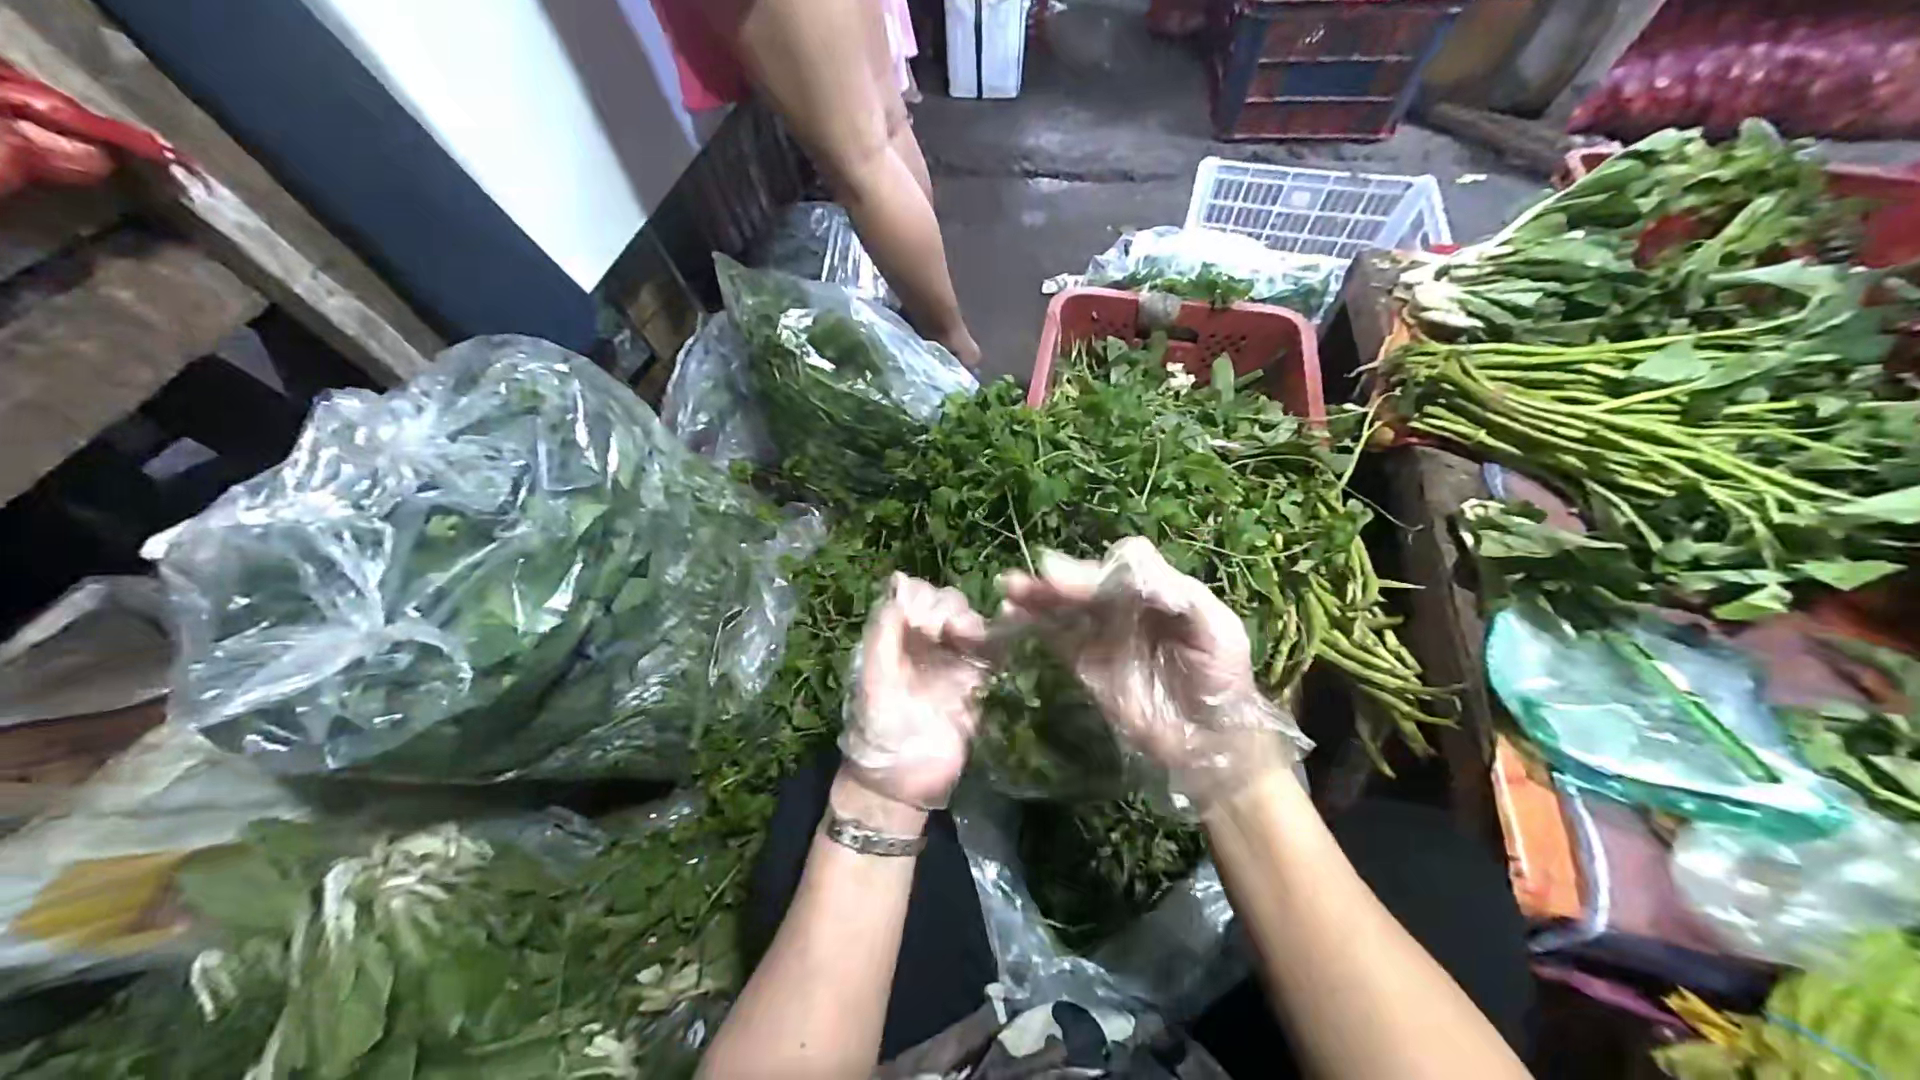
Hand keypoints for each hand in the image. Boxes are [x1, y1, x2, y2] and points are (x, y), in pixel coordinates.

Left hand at [840, 573, 990, 809]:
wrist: (901, 785)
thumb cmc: (876, 732)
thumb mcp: (872, 680)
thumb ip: (883, 633)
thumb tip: (898, 583)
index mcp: (896, 638)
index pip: (914, 596)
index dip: (922, 595)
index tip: (924, 614)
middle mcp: (925, 644)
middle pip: (946, 604)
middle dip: (949, 607)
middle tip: (948, 629)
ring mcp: (953, 663)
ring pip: (971, 623)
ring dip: (971, 622)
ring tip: (966, 638)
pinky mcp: (978, 684)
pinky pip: (993, 653)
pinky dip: (997, 641)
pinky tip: (994, 642)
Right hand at [999, 537, 1310, 807]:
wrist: (1211, 745)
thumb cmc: (1221, 682)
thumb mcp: (1216, 630)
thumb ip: (1177, 593)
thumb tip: (1125, 568)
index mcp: (1159, 590)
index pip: (1122, 566)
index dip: (1096, 570)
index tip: (1071, 581)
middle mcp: (1127, 604)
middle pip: (1086, 580)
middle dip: (1057, 580)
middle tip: (1028, 585)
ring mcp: (1103, 632)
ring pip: (1065, 603)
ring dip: (1037, 594)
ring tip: (1010, 591)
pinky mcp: (1085, 660)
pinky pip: (1056, 634)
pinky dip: (1033, 623)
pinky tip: (1012, 617)